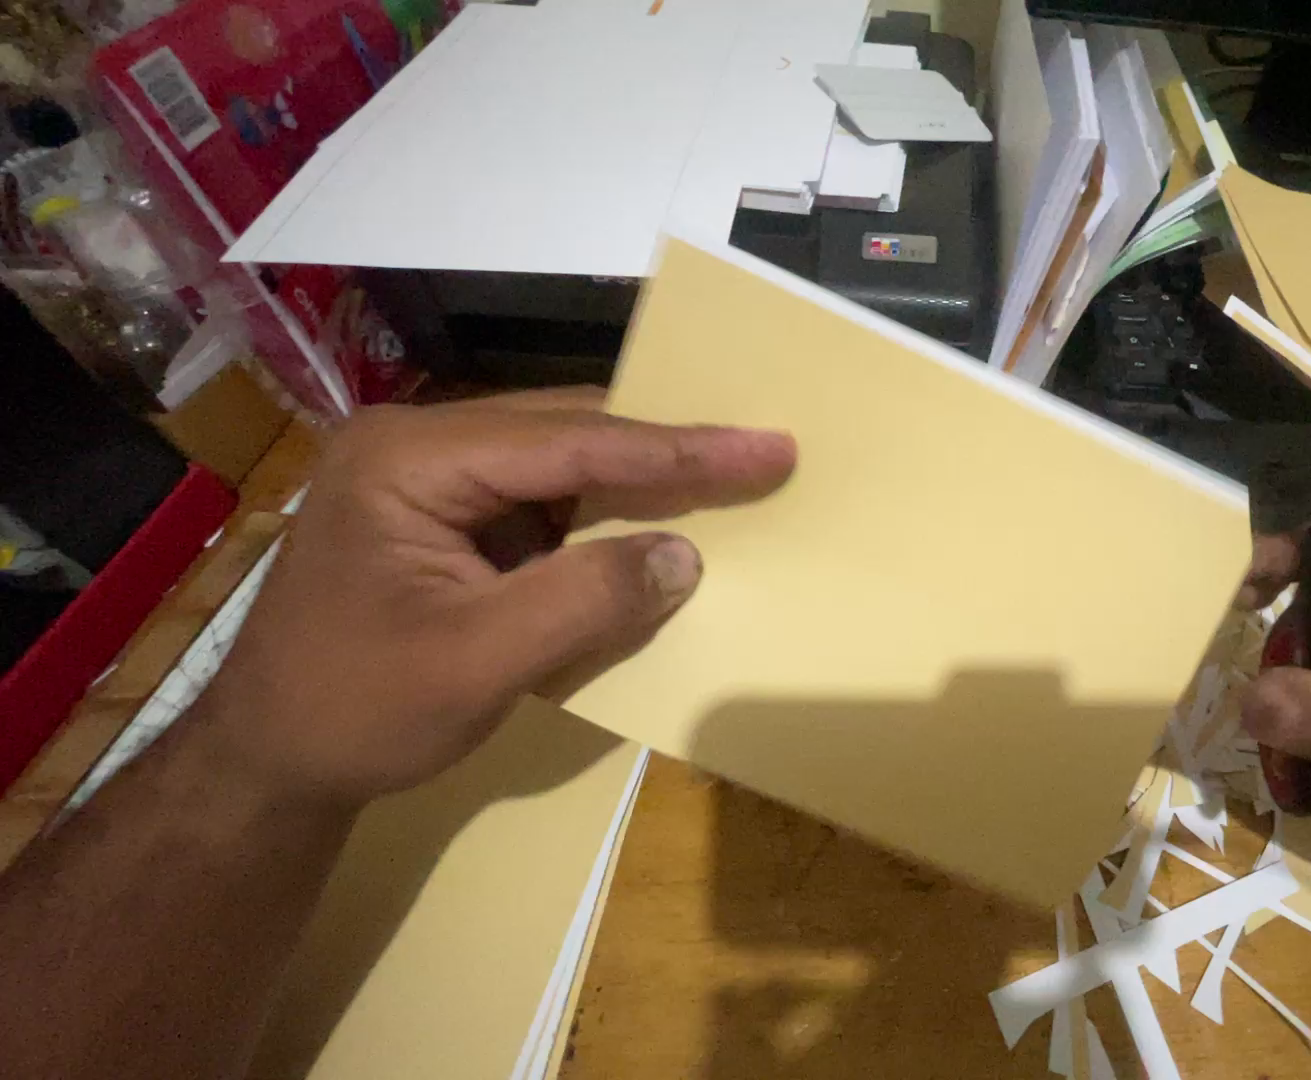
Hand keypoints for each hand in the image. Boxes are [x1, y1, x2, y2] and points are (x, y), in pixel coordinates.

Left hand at [196, 388, 795, 806]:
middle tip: (761, 453)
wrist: (270, 762)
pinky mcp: (458, 512)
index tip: (767, 448)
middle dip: (671, 450)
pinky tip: (659, 520)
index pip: (574, 443)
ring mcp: (439, 475)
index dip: (681, 450)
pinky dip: (615, 510)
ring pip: (571, 457)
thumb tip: (686, 556)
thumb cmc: (356, 711)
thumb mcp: (479, 662)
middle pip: (576, 431)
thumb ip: (588, 599)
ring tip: (729, 477)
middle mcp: (424, 444)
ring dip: (648, 477)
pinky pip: (557, 496)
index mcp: (412, 459)